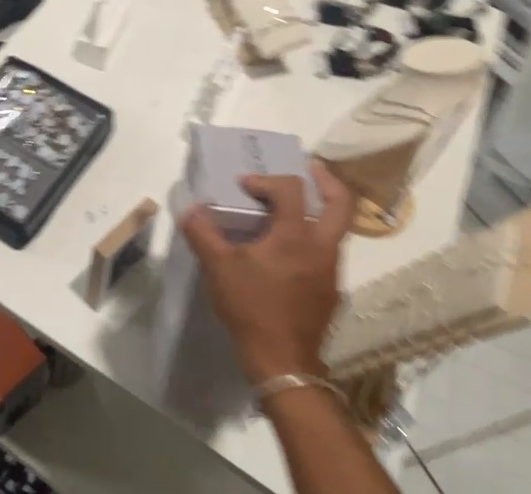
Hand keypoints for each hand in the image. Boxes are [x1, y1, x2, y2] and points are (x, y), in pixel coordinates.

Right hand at [179, 162, 356, 384]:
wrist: (283, 361)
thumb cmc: (251, 308)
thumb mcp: (218, 267)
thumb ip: (202, 232)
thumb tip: (190, 208)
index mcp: (296, 236)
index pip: (291, 189)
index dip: (266, 179)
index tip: (244, 186)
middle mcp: (322, 247)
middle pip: (341, 202)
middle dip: (325, 180)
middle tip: (307, 168)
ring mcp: (332, 270)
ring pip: (338, 228)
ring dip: (320, 209)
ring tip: (294, 206)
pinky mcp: (331, 290)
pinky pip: (329, 251)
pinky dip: (315, 236)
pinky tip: (290, 248)